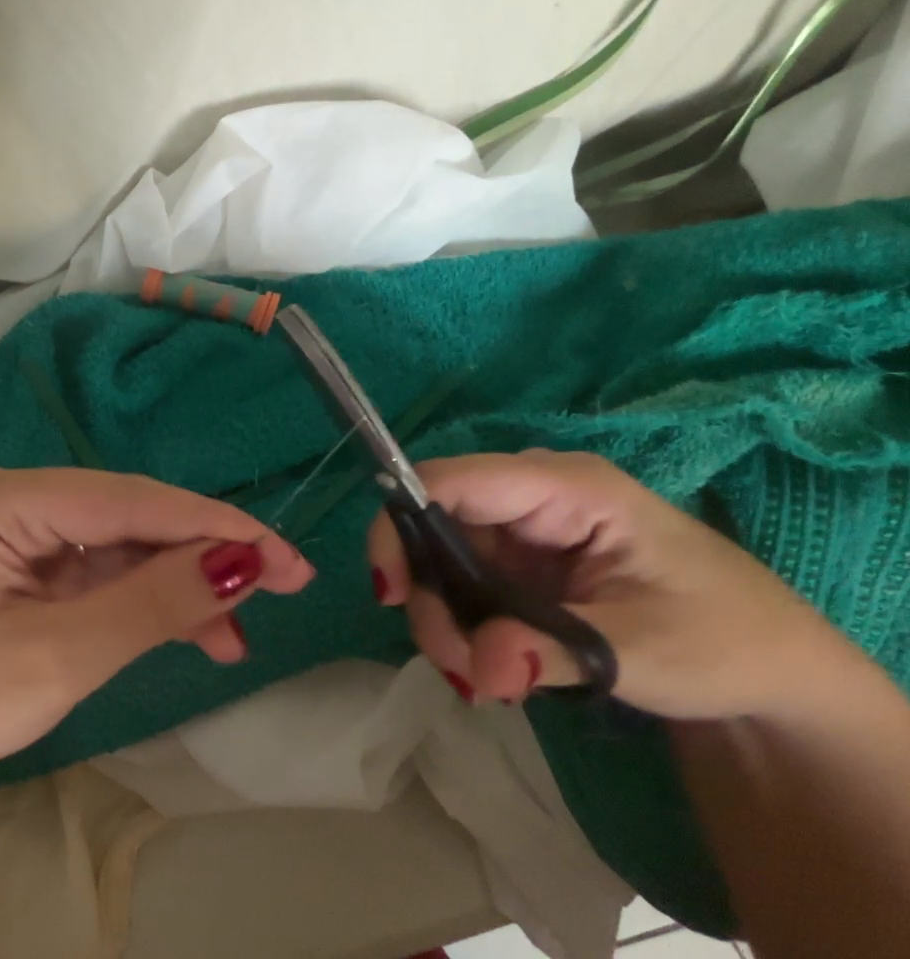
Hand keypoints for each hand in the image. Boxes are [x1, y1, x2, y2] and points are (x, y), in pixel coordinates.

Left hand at [0, 465, 313, 795]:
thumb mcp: (64, 654)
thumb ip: (155, 601)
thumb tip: (244, 558)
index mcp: (3, 499)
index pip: (129, 499)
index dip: (214, 525)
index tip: (290, 559)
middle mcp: (10, 500)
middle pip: (128, 516)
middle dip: (202, 555)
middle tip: (283, 590)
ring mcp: (16, 533)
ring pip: (121, 546)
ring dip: (178, 586)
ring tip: (234, 639)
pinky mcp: (24, 568)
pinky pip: (99, 572)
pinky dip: (144, 602)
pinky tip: (193, 632)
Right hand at [367, 450, 862, 718]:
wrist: (770, 675)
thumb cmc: (726, 645)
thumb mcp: (645, 653)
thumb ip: (555, 654)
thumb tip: (481, 665)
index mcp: (570, 490)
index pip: (450, 482)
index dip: (402, 526)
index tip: (391, 595)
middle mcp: (533, 498)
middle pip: (431, 526)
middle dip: (429, 598)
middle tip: (462, 668)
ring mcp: (521, 532)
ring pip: (435, 562)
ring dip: (443, 623)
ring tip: (486, 680)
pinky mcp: (515, 565)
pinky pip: (456, 585)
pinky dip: (460, 629)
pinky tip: (492, 668)